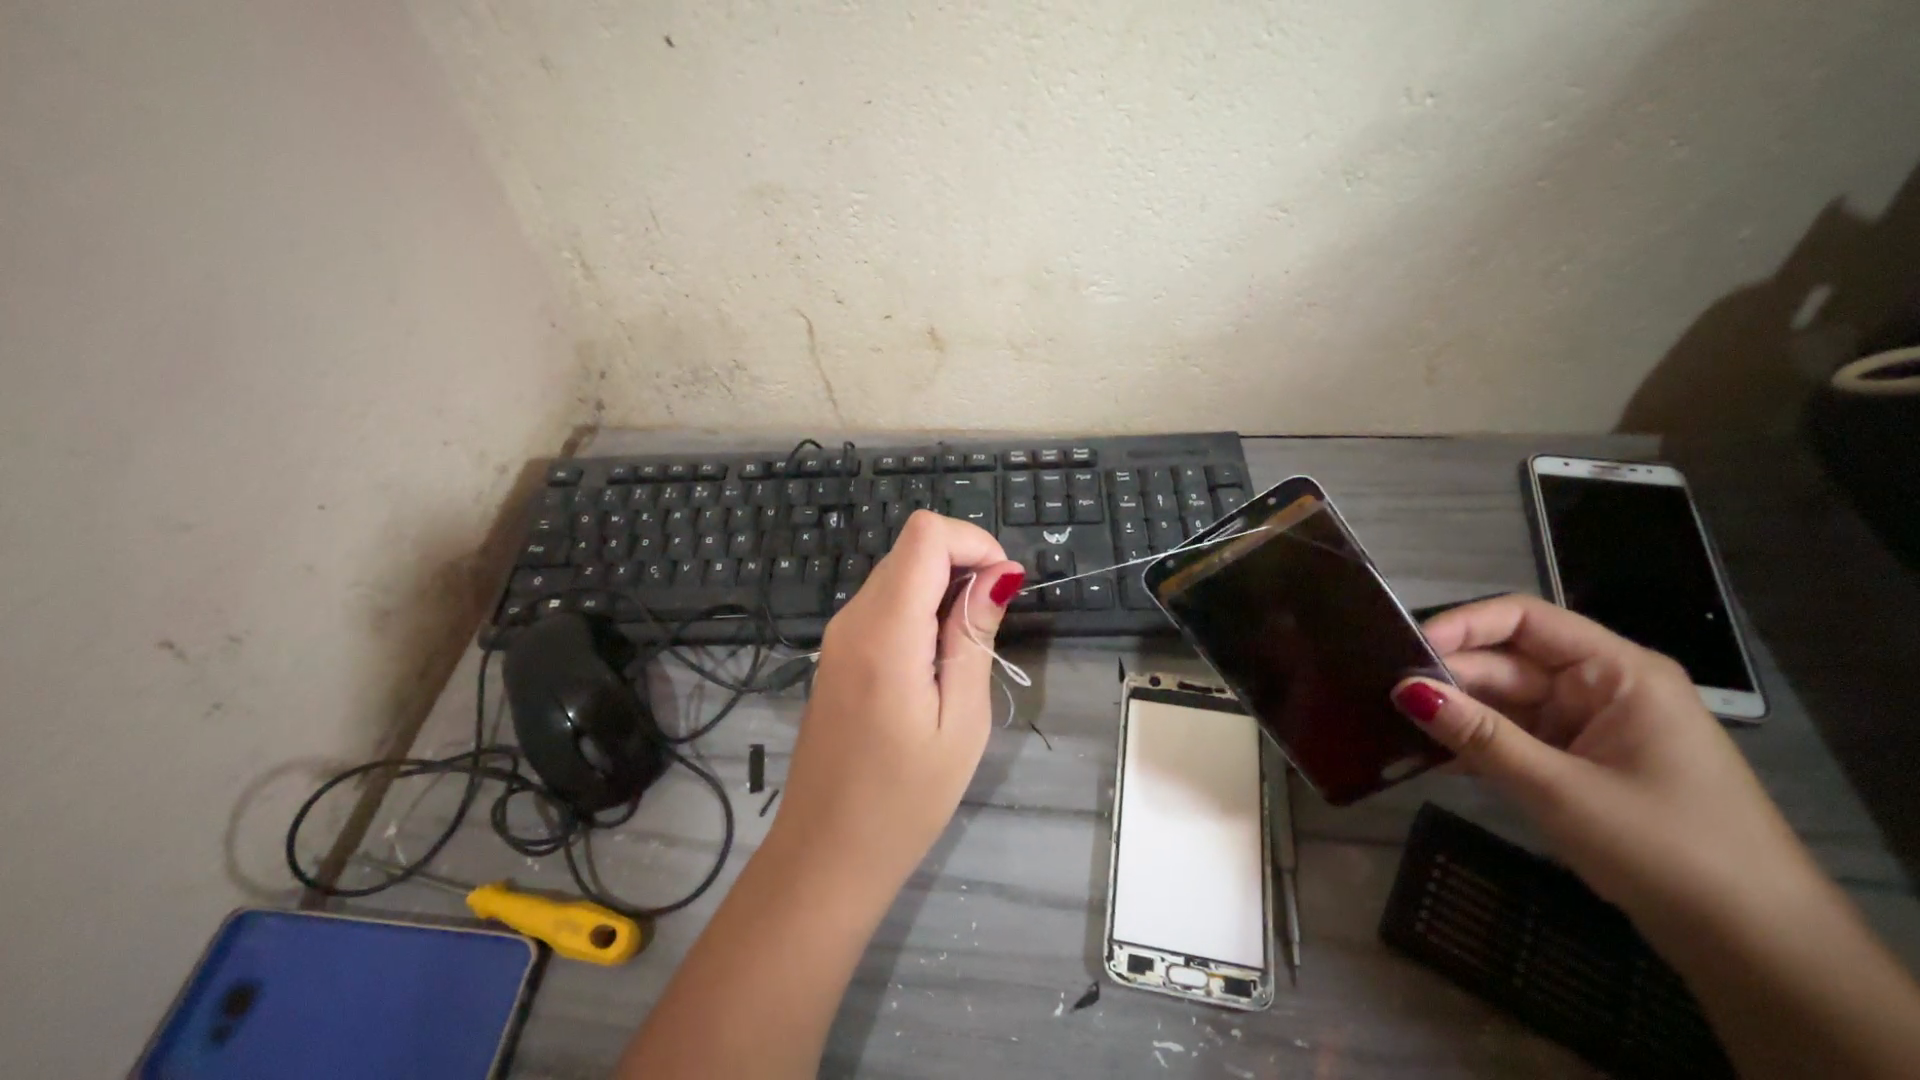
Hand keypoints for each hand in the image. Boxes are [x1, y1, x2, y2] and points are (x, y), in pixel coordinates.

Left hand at [775, 511, 1025, 887]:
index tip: (1005, 589)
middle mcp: (852, 620)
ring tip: (966, 657)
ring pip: (897, 574)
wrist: (827, 853)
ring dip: (942, 592)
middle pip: (911, 549)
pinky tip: (935, 667)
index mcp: (885, 633)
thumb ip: (974, 637)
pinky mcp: (836, 655)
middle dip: (962, 567)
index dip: (974, 544)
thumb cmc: (905, 800)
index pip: (926, 535)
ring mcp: (837, 636)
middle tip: (991, 630)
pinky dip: (918, 613)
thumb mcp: (961, 722)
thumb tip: (999, 574)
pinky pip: (882, 606)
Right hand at [1392, 594, 1813, 918]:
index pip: (1526, 620)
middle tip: (1380, 696)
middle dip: (1449, 677)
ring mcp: (1591, 729)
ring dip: (1456, 715)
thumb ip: (1480, 736)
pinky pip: (1517, 741)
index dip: (1463, 626)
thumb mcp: (1560, 789)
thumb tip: (1405, 689)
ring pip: (1507, 704)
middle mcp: (1602, 689)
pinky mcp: (1581, 767)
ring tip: (1387, 722)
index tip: (1404, 649)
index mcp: (1617, 673)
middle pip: (1509, 663)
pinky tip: (1425, 758)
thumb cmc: (1665, 848)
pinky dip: (1476, 747)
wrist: (1752, 941)